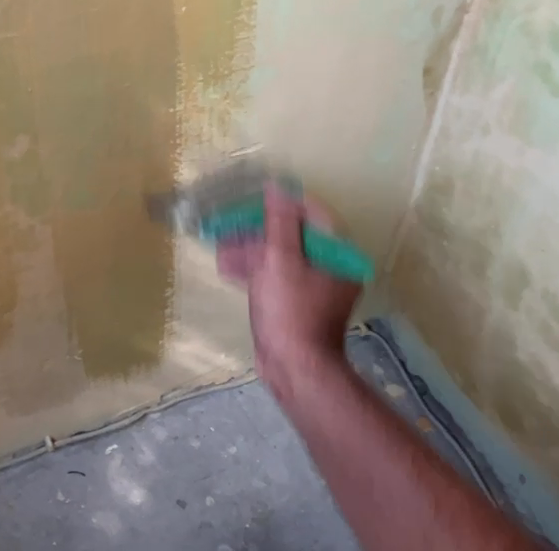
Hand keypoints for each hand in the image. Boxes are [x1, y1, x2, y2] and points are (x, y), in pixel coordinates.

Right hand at [217, 179, 362, 400]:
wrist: (294, 370)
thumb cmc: (290, 311)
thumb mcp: (280, 261)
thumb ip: (279, 222)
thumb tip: (276, 187)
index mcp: (337, 253)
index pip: (311, 212)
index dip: (280, 202)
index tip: (251, 199)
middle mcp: (331, 265)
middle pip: (293, 233)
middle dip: (258, 229)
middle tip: (230, 223)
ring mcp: (314, 286)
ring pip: (280, 255)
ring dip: (250, 249)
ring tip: (221, 246)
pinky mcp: (297, 302)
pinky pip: (276, 275)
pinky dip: (254, 270)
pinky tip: (227, 267)